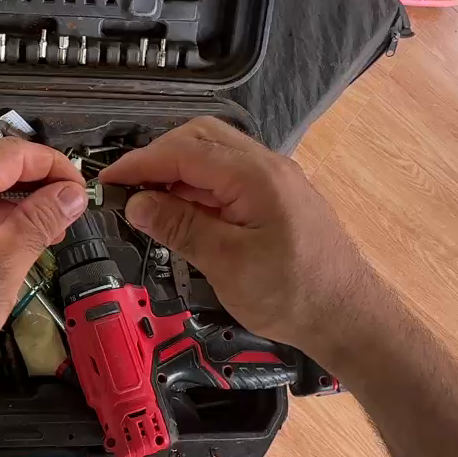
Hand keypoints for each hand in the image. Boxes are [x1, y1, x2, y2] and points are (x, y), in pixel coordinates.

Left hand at [0, 138, 87, 445]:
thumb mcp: (5, 263)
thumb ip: (41, 219)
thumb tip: (73, 193)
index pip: (15, 153)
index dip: (55, 166)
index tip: (81, 192)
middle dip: (36, 186)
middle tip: (69, 217)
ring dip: (14, 204)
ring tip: (47, 234)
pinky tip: (10, 242)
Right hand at [98, 117, 375, 357]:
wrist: (350, 318)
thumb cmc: (291, 294)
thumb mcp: (227, 263)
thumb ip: (180, 226)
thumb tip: (136, 203)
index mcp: (255, 176)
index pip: (184, 152)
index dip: (141, 162)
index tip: (107, 179)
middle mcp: (266, 165)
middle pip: (201, 138)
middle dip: (159, 156)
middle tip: (128, 186)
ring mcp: (274, 179)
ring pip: (215, 153)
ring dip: (178, 169)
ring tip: (149, 200)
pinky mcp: (277, 196)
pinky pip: (229, 175)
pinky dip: (198, 184)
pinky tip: (183, 210)